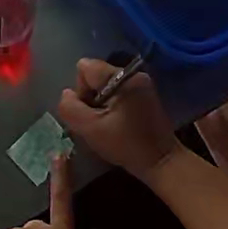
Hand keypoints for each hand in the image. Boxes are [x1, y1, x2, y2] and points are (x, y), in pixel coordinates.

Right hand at [56, 58, 178, 177]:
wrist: (161, 161)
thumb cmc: (126, 145)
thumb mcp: (91, 129)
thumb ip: (71, 108)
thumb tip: (66, 94)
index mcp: (122, 77)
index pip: (85, 67)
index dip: (80, 90)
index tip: (90, 113)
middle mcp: (133, 74)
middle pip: (95, 75)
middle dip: (90, 98)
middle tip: (99, 122)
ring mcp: (141, 83)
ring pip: (105, 85)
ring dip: (100, 104)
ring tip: (108, 125)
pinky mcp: (144, 94)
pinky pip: (117, 92)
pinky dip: (112, 106)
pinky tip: (118, 124)